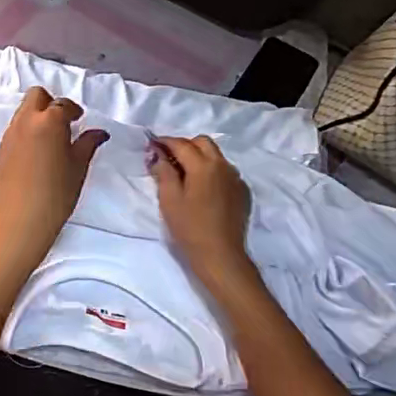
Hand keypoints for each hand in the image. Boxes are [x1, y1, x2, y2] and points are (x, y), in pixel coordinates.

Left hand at [0, 87, 106, 264]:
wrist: (21, 219)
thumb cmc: (57, 193)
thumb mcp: (78, 167)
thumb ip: (88, 143)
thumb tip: (99, 132)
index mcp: (49, 121)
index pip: (63, 104)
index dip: (73, 110)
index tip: (79, 120)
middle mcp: (26, 121)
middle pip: (36, 96)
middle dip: (50, 102)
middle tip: (63, 122)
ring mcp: (10, 135)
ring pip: (23, 112)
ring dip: (36, 116)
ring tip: (50, 139)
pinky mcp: (0, 149)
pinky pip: (14, 130)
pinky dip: (26, 132)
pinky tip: (36, 153)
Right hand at [150, 135, 255, 288]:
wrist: (220, 254)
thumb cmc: (190, 227)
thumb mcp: (169, 200)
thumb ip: (164, 172)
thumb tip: (159, 156)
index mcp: (204, 166)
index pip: (182, 144)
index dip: (165, 142)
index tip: (152, 143)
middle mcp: (223, 166)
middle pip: (203, 143)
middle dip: (185, 145)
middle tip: (168, 158)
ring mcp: (236, 178)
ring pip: (216, 156)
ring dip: (199, 157)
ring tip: (184, 173)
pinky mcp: (242, 192)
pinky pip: (225, 172)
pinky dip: (211, 172)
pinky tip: (202, 189)